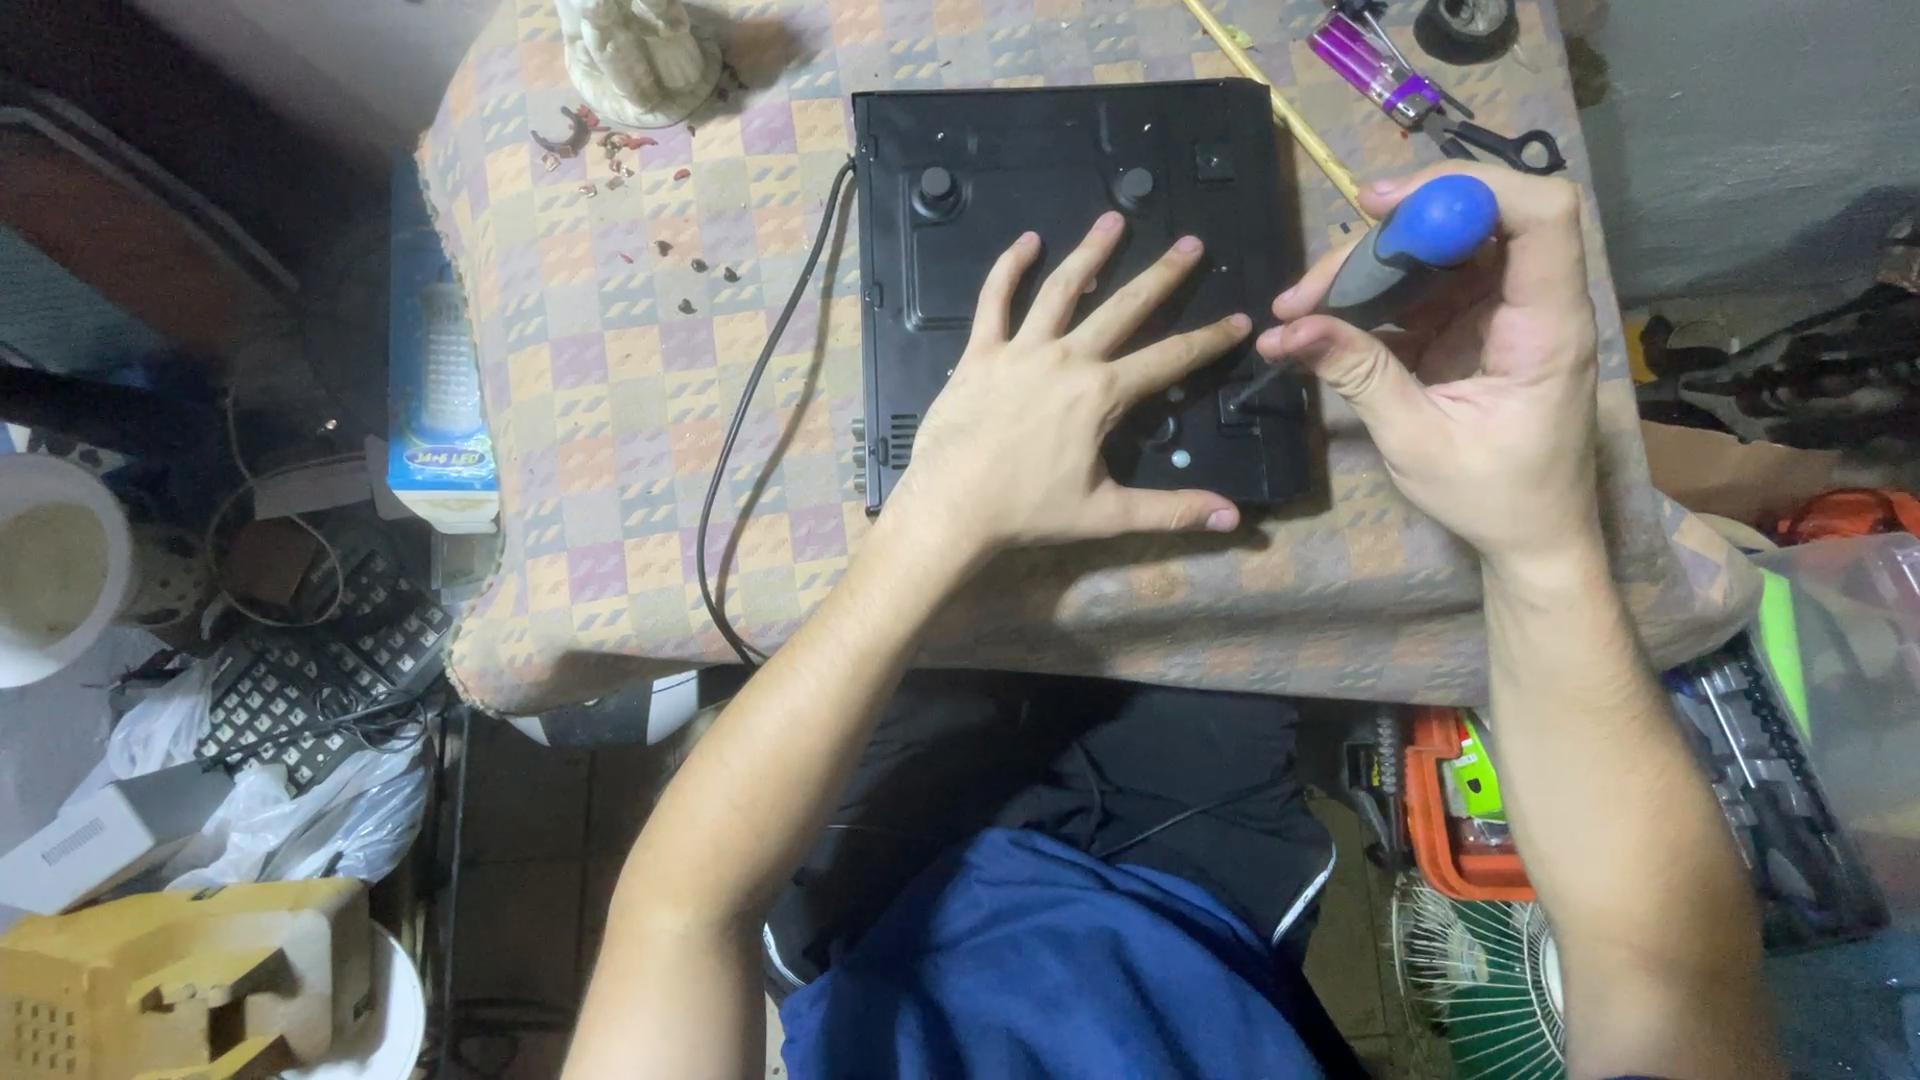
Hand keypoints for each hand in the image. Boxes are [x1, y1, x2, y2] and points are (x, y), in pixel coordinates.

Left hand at [885, 212, 1251, 553]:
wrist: (952, 506)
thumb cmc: (1028, 511)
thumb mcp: (1106, 515)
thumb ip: (1171, 511)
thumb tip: (1233, 520)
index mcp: (1102, 394)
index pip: (1170, 360)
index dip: (1209, 340)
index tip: (1238, 320)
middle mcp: (1067, 358)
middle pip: (1124, 307)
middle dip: (1163, 275)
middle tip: (1191, 244)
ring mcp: (1021, 350)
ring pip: (1062, 289)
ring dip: (1091, 251)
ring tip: (1113, 220)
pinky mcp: (980, 353)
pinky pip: (993, 301)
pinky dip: (1008, 268)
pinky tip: (1025, 242)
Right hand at [1262, 163, 1601, 569]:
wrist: (1527, 535)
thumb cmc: (1491, 495)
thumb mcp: (1415, 439)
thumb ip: (1359, 377)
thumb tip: (1290, 333)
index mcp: (1543, 327)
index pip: (1536, 216)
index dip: (1464, 190)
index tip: (1378, 205)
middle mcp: (1526, 305)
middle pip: (1461, 232)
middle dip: (1377, 248)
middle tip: (1304, 291)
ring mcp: (1494, 318)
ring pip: (1429, 262)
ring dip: (1360, 278)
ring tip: (1296, 311)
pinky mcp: (1466, 335)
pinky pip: (1414, 299)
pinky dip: (1365, 308)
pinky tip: (1318, 328)